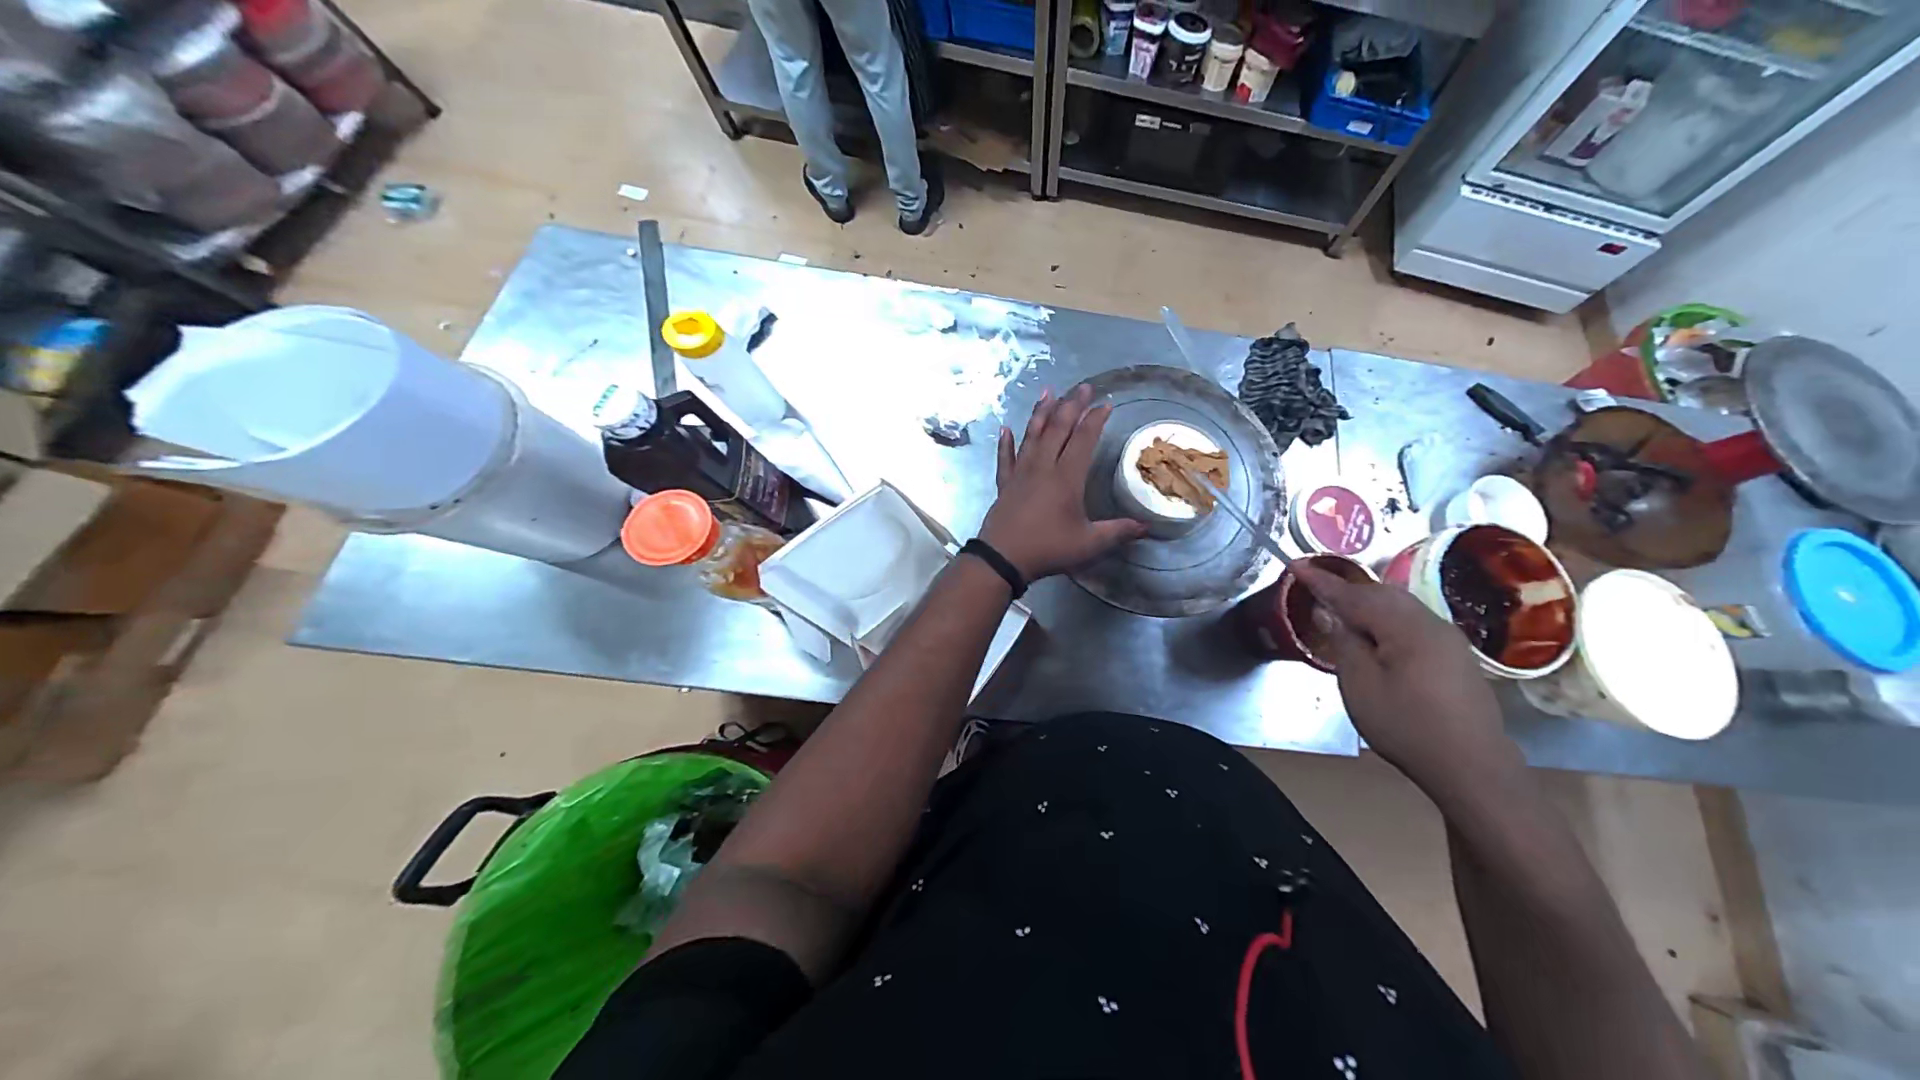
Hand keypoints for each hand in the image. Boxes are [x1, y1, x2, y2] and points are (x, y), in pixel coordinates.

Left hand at [979, 384, 1147, 580]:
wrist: (1002, 558)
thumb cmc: (1048, 548)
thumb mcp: (1089, 543)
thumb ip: (1118, 532)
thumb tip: (1147, 527)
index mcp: (1066, 477)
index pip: (1083, 440)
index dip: (1095, 420)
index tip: (1105, 404)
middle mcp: (1043, 467)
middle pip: (1058, 429)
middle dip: (1071, 406)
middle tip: (1082, 387)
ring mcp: (1021, 474)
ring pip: (1032, 436)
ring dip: (1041, 413)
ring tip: (1048, 392)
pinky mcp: (1004, 484)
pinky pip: (1005, 458)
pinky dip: (1005, 443)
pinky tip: (1005, 429)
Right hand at [1294, 563, 1523, 794]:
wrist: (1471, 766)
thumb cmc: (1407, 726)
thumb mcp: (1360, 687)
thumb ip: (1344, 644)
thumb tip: (1331, 615)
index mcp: (1405, 627)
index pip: (1354, 595)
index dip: (1322, 581)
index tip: (1296, 564)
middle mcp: (1431, 624)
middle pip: (1382, 594)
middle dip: (1348, 589)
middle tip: (1316, 587)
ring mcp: (1449, 640)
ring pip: (1401, 607)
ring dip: (1369, 604)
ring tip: (1342, 610)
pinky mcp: (1456, 657)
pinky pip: (1413, 623)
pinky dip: (1387, 620)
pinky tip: (1377, 636)